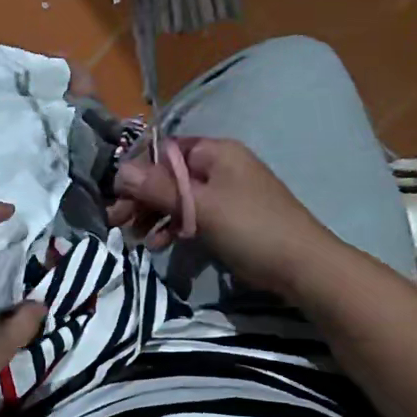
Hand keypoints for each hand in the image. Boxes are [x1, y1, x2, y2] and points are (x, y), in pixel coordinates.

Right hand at [107, 137, 341, 295]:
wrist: (300, 265)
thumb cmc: (250, 228)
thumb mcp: (201, 207)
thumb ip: (159, 188)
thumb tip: (120, 171)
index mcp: (216, 152)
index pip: (165, 151)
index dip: (138, 171)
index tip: (116, 197)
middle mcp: (219, 167)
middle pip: (169, 175)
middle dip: (142, 197)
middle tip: (117, 222)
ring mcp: (225, 194)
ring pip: (179, 198)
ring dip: (154, 215)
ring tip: (135, 238)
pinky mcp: (228, 220)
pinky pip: (193, 217)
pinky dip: (175, 227)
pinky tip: (160, 244)